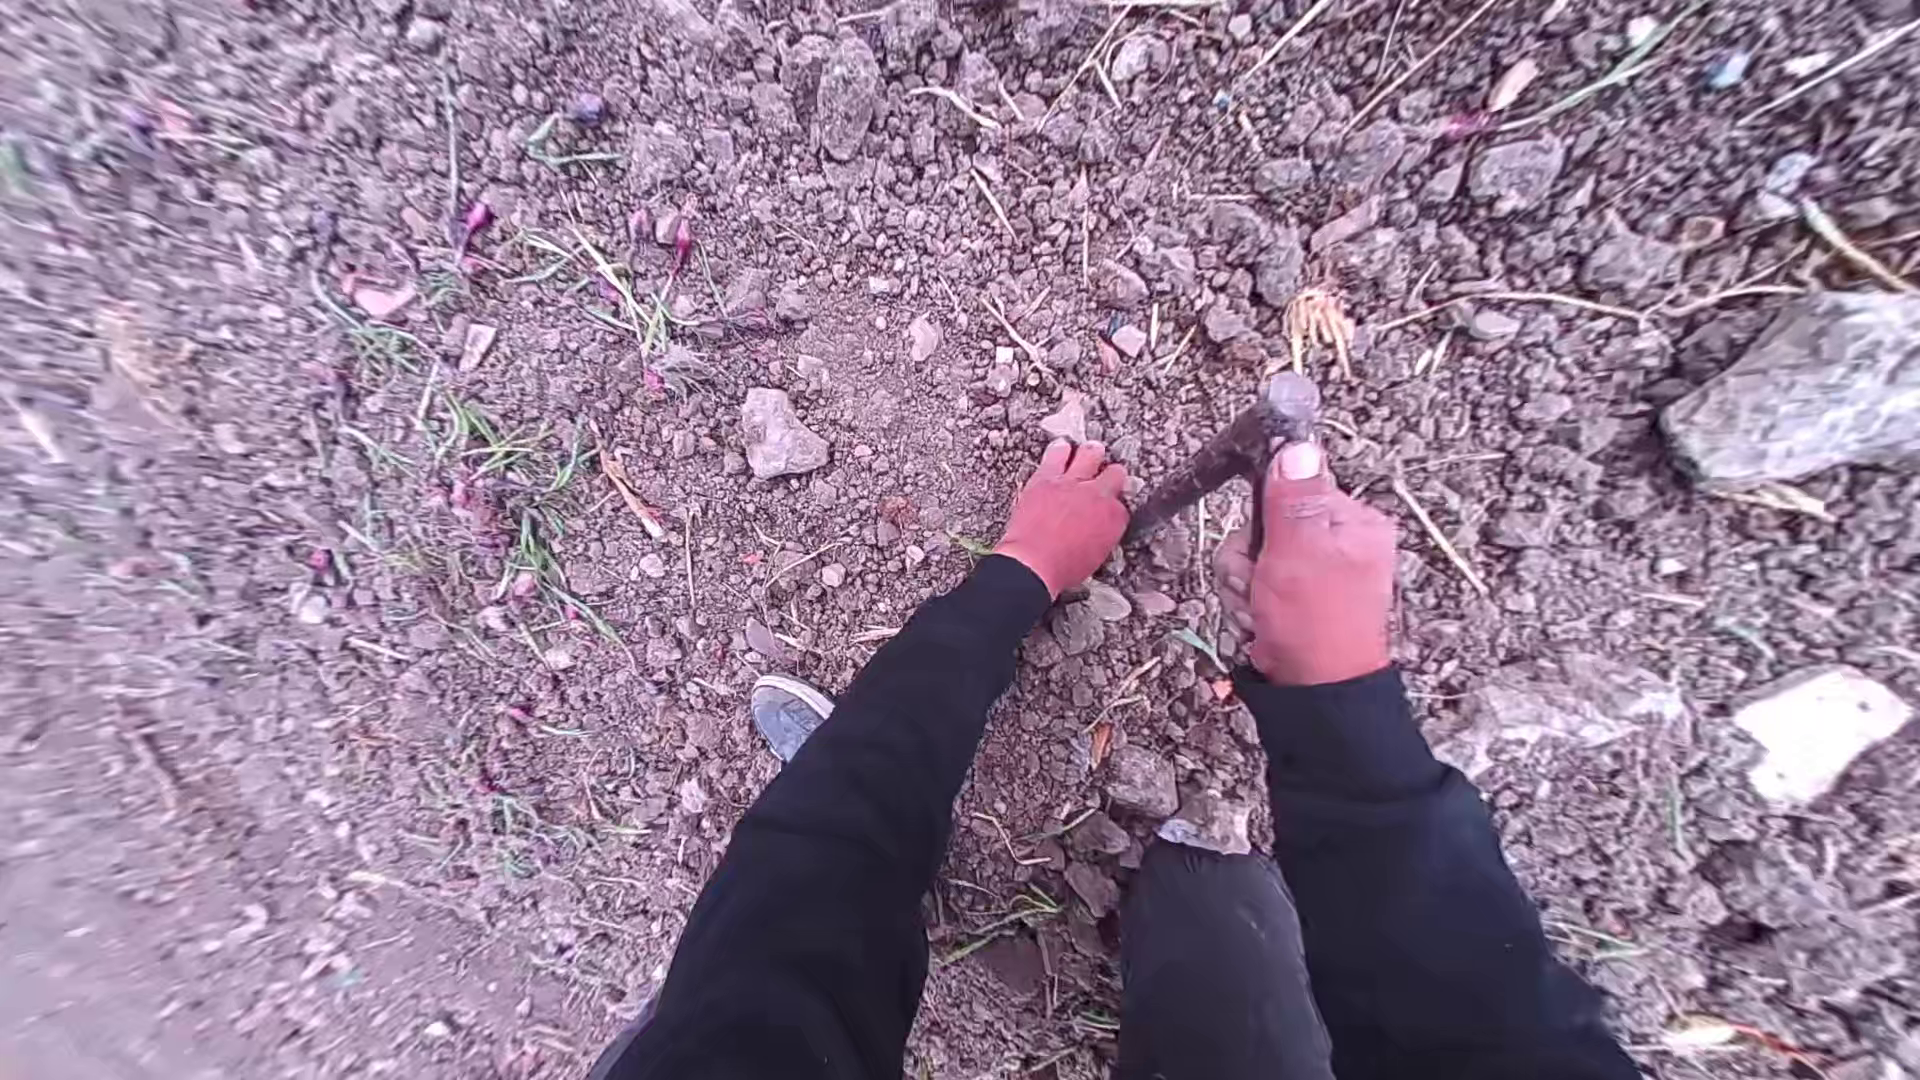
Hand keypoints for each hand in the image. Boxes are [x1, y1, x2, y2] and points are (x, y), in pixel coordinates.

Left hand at [994, 439, 1128, 598]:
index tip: (1107, 502)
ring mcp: (1073, 483)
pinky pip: (1057, 455)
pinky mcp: (1047, 478)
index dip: (1113, 502)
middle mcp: (1098, 496)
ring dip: (1091, 453)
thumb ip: (1101, 534)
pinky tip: (1061, 447)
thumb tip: (1097, 528)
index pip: (1121, 503)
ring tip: (1091, 450)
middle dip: (1111, 474)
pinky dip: (1060, 450)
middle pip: (1114, 473)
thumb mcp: (1095, 556)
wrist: (1033, 563)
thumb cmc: (1061, 567)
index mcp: (1114, 518)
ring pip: (1090, 455)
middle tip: (1106, 473)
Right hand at [1215, 442, 1395, 685]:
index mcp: (1352, 522)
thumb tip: (1297, 446)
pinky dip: (1242, 596)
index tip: (1263, 543)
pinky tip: (1256, 615)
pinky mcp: (1289, 589)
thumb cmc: (1313, 624)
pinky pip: (1246, 575)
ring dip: (1240, 579)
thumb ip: (1294, 501)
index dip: (1264, 515)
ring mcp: (1310, 567)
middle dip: (1247, 556)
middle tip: (1260, 583)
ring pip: (1245, 550)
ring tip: (1258, 604)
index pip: (1290, 488)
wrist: (1310, 689)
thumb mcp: (1300, 555)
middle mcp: (1333, 540)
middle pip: (1260, 522)